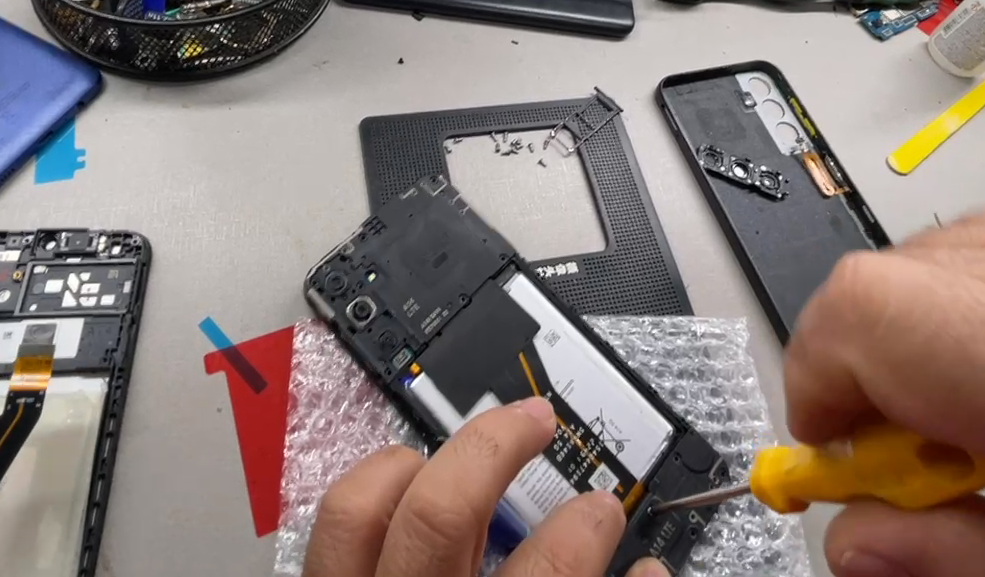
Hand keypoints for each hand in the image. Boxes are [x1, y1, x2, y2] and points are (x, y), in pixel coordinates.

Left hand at [302, 397, 664, 576]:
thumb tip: (648, 574)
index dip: (583, 533)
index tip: (603, 509)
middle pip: (438, 518)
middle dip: (496, 449)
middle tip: (539, 422)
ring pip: (358, 510)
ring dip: (420, 463)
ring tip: (467, 449)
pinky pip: (337, 529)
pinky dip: (378, 488)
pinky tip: (416, 488)